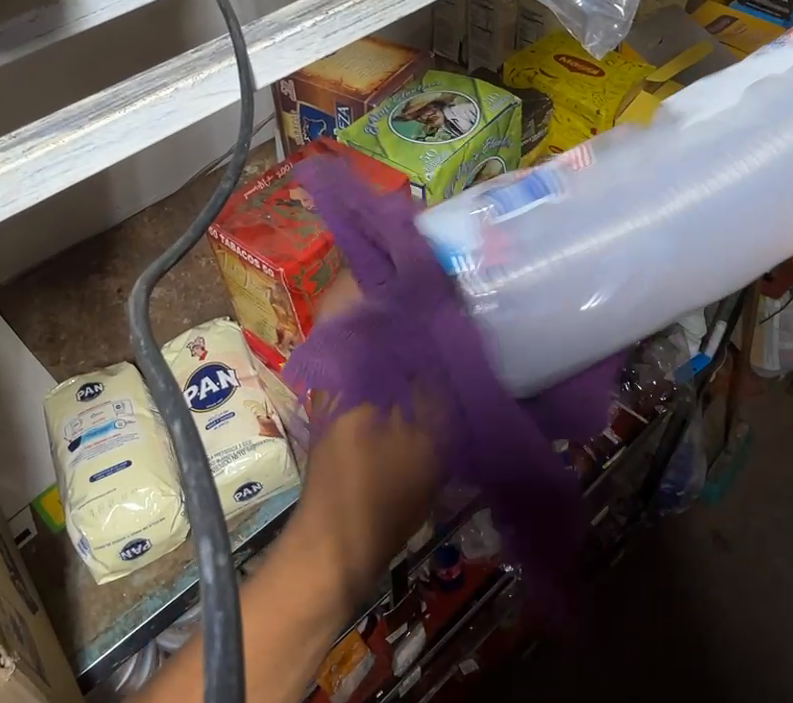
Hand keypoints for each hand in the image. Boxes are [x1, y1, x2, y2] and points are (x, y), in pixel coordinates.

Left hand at [286, 269, 441, 604]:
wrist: (345, 541)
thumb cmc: (381, 480)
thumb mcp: (426, 418)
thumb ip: (440, 361)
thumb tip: (455, 310)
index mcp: (342, 345)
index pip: (359, 277)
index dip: (395, 258)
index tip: (437, 251)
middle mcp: (335, 352)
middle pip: (370, 300)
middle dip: (409, 286)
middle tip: (457, 279)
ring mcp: (342, 376)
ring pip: (377, 328)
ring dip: (410, 317)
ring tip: (457, 309)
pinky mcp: (353, 399)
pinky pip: (381, 356)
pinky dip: (408, 347)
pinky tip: (444, 353)